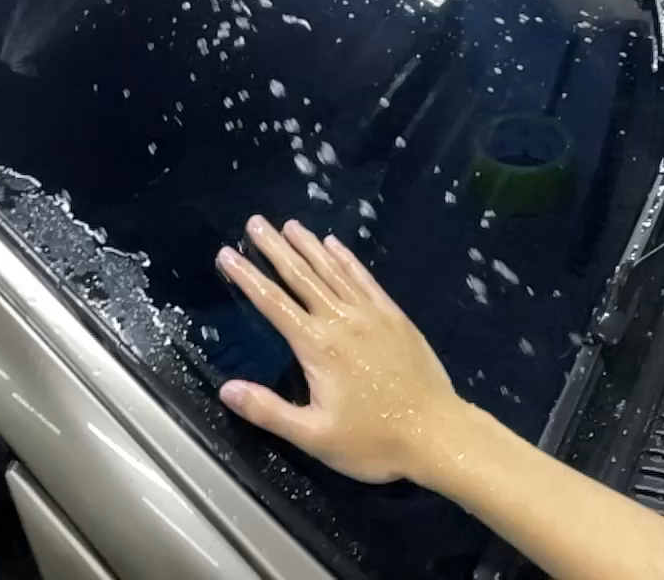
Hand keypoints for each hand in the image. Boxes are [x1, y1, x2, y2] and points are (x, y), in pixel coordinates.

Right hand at [216, 216, 471, 484]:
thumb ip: (268, 410)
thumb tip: (226, 389)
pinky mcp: (392, 314)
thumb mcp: (314, 437)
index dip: (248, 276)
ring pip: (332, 269)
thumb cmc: (372, 440)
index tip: (227, 253)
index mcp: (318, 346)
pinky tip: (334, 243)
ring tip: (288, 224)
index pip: (273, 303)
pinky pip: (363, 277)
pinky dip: (346, 257)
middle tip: (255, 222)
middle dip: (275, 248)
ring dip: (308, 245)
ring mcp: (370, 312)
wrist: (436, 433)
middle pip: (301, 275)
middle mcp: (341, 319)